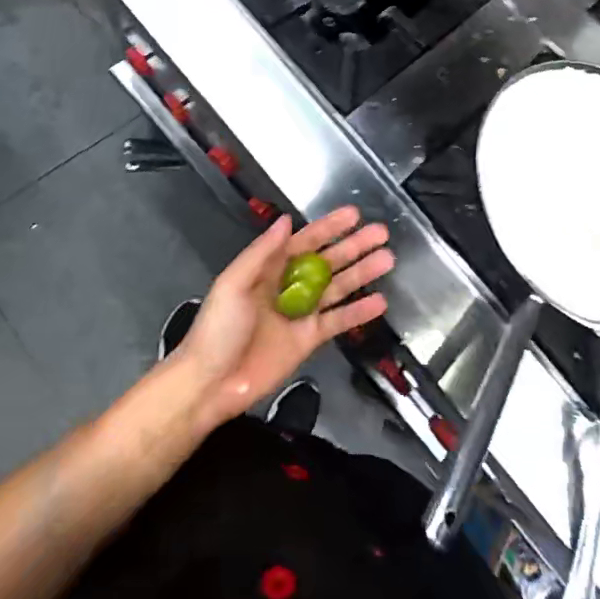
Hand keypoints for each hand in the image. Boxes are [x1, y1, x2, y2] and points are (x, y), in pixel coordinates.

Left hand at [167, 207, 393, 430]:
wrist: (212, 383)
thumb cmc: (218, 329)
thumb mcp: (233, 284)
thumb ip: (261, 252)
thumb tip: (286, 220)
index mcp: (265, 269)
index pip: (303, 241)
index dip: (328, 228)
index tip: (353, 215)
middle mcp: (286, 286)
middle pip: (325, 262)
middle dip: (352, 246)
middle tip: (381, 233)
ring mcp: (299, 314)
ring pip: (336, 288)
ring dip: (361, 273)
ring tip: (387, 259)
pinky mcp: (308, 340)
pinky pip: (337, 321)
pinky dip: (358, 312)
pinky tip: (379, 302)